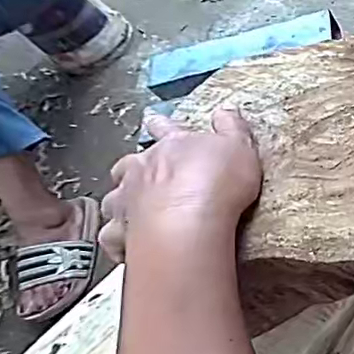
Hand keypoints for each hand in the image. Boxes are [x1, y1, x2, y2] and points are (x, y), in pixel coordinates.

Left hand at [100, 107, 261, 261]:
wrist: (192, 220)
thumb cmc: (218, 182)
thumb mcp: (240, 148)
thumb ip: (232, 128)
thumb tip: (226, 108)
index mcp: (172, 147)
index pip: (165, 128)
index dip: (160, 123)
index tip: (153, 118)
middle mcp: (142, 169)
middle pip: (129, 164)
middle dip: (133, 168)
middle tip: (140, 174)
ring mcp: (126, 199)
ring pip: (115, 198)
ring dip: (122, 203)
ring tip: (131, 212)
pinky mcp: (121, 230)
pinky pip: (114, 234)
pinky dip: (117, 238)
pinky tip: (124, 245)